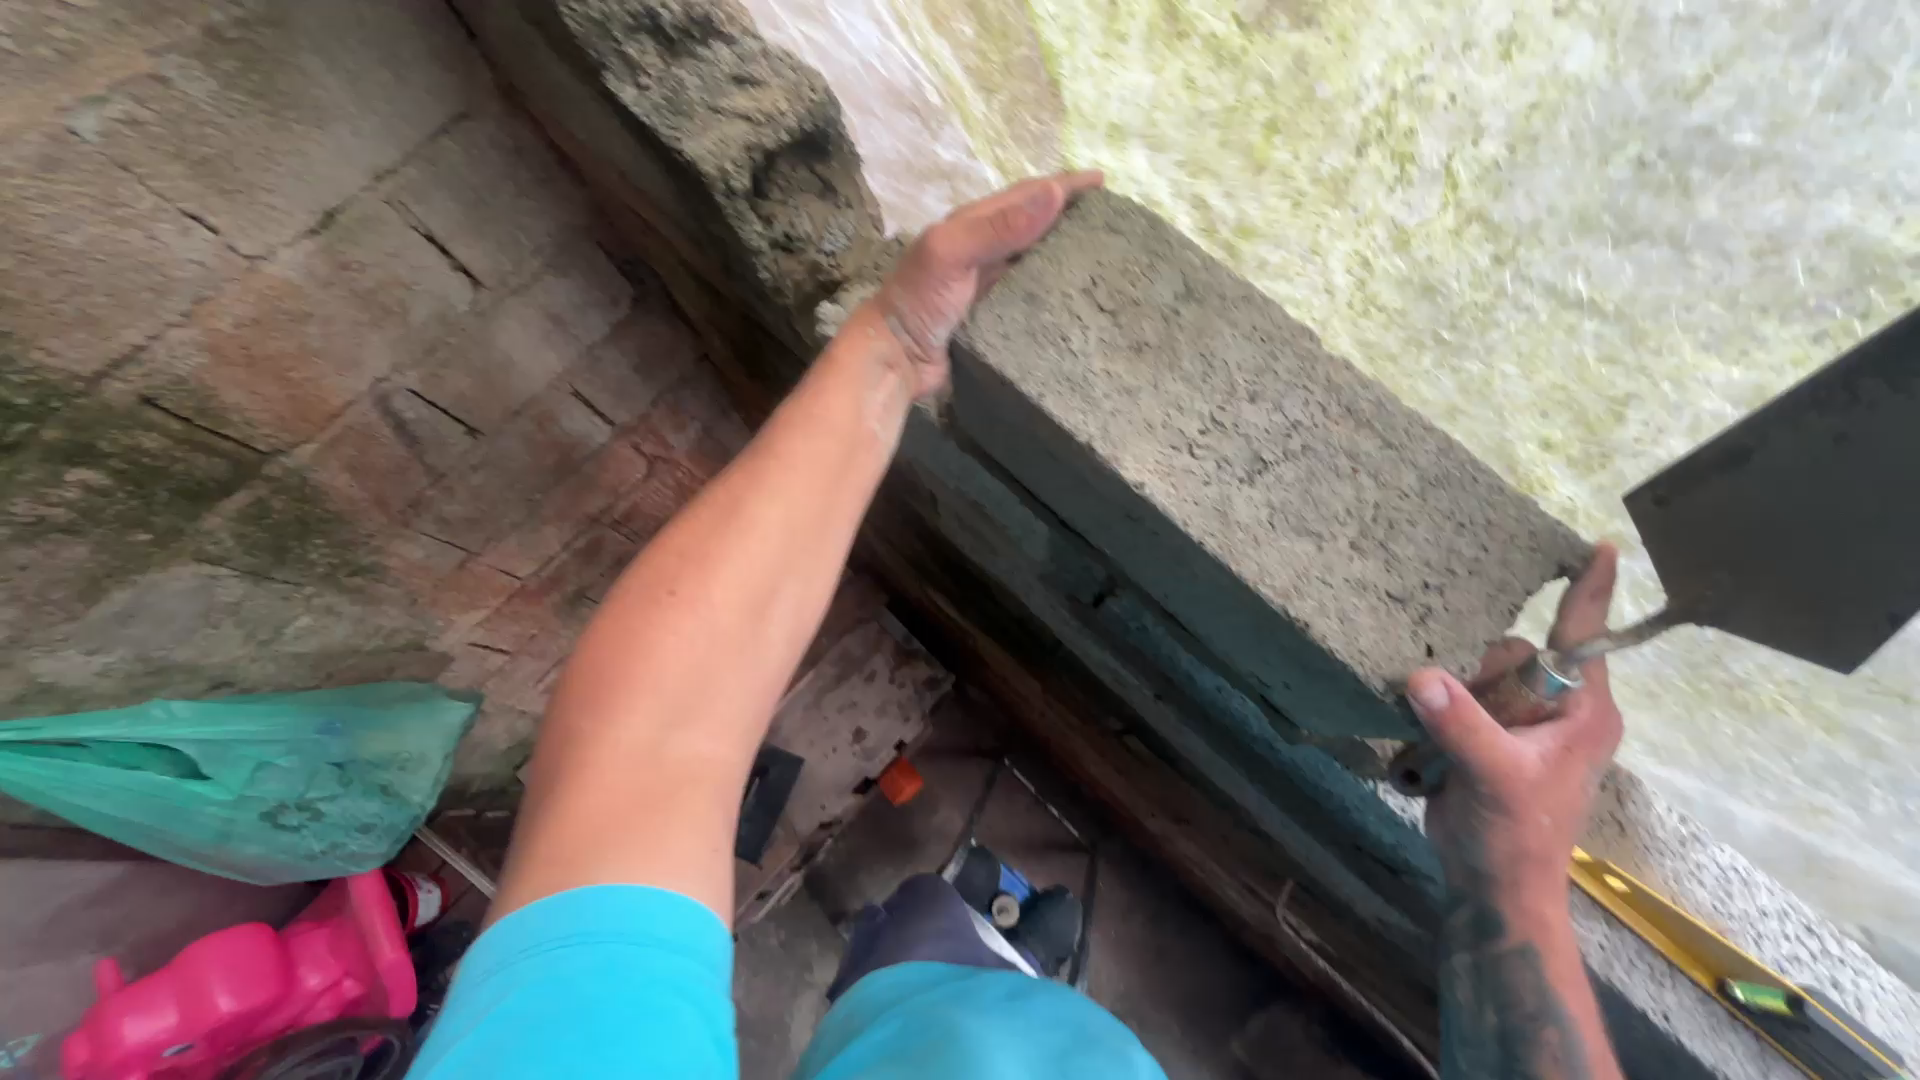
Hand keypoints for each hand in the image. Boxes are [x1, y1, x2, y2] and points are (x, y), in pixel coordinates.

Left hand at [865, 170, 1103, 399]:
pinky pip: (1029, 299)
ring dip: (1063, 255)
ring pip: (1033, 262)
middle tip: (1109, 221)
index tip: (1102, 182)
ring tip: (1100, 259)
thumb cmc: (919, 300)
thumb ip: (1000, 226)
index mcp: (972, 225)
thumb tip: (1055, 193)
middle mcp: (982, 250)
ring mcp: (987, 286)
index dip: (1062, 185)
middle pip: (1033, 225)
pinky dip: (1051, 293)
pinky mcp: (992, 318)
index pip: (1026, 195)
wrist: (895, 358)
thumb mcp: (954, 253)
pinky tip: (1073, 301)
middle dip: (1068, 217)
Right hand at [1406, 544, 1624, 898]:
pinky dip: (1436, 693)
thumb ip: (1462, 724)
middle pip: (1516, 650)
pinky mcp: (1484, 736)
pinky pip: (1459, 694)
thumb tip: (1420, 674)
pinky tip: (1412, 700)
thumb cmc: (1516, 834)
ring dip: (1451, 677)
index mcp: (1583, 711)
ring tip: (1423, 698)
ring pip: (1480, 670)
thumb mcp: (1495, 777)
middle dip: (1480, 657)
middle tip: (1450, 679)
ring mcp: (1518, 723)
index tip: (1601, 546)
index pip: (1587, 638)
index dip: (1590, 592)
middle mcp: (1556, 709)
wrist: (1492, 883)